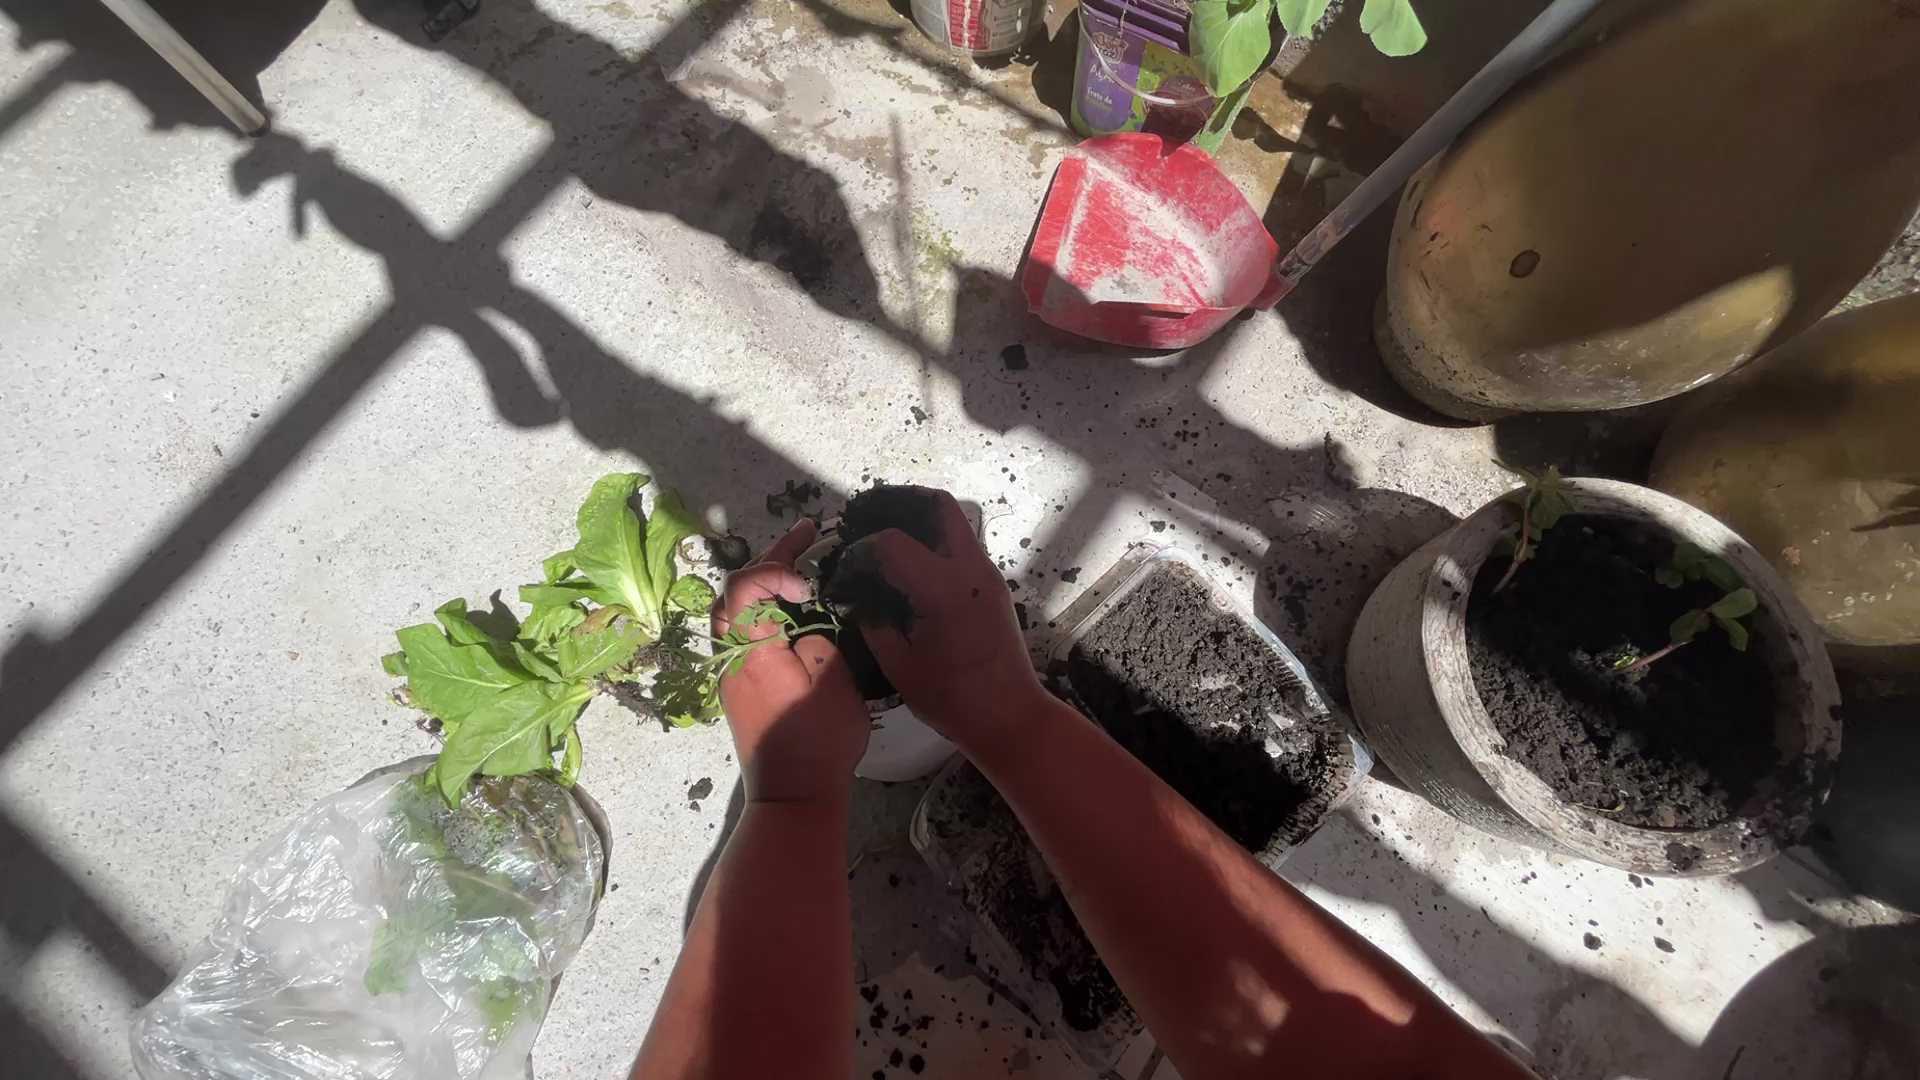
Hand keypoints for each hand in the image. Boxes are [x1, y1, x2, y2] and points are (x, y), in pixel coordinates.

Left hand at [715, 520, 869, 803]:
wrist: (793, 795)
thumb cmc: (818, 739)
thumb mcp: (835, 681)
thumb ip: (820, 639)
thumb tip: (808, 627)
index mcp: (751, 650)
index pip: (743, 585)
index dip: (774, 568)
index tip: (807, 583)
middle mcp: (731, 655)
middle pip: (736, 590)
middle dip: (772, 558)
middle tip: (808, 536)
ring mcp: (733, 672)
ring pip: (737, 610)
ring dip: (767, 582)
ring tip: (802, 562)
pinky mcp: (742, 685)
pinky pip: (747, 631)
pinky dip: (768, 608)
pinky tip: (796, 606)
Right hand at [837, 488, 1045, 752]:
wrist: (1010, 715)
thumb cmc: (952, 698)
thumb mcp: (898, 663)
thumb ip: (873, 619)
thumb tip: (856, 592)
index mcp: (945, 589)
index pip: (892, 542)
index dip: (861, 550)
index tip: (846, 570)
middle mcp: (971, 569)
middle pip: (936, 505)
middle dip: (897, 506)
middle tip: (867, 523)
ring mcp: (987, 574)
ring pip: (952, 522)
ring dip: (917, 524)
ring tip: (884, 546)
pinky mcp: (992, 585)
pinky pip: (959, 546)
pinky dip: (931, 545)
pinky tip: (907, 570)